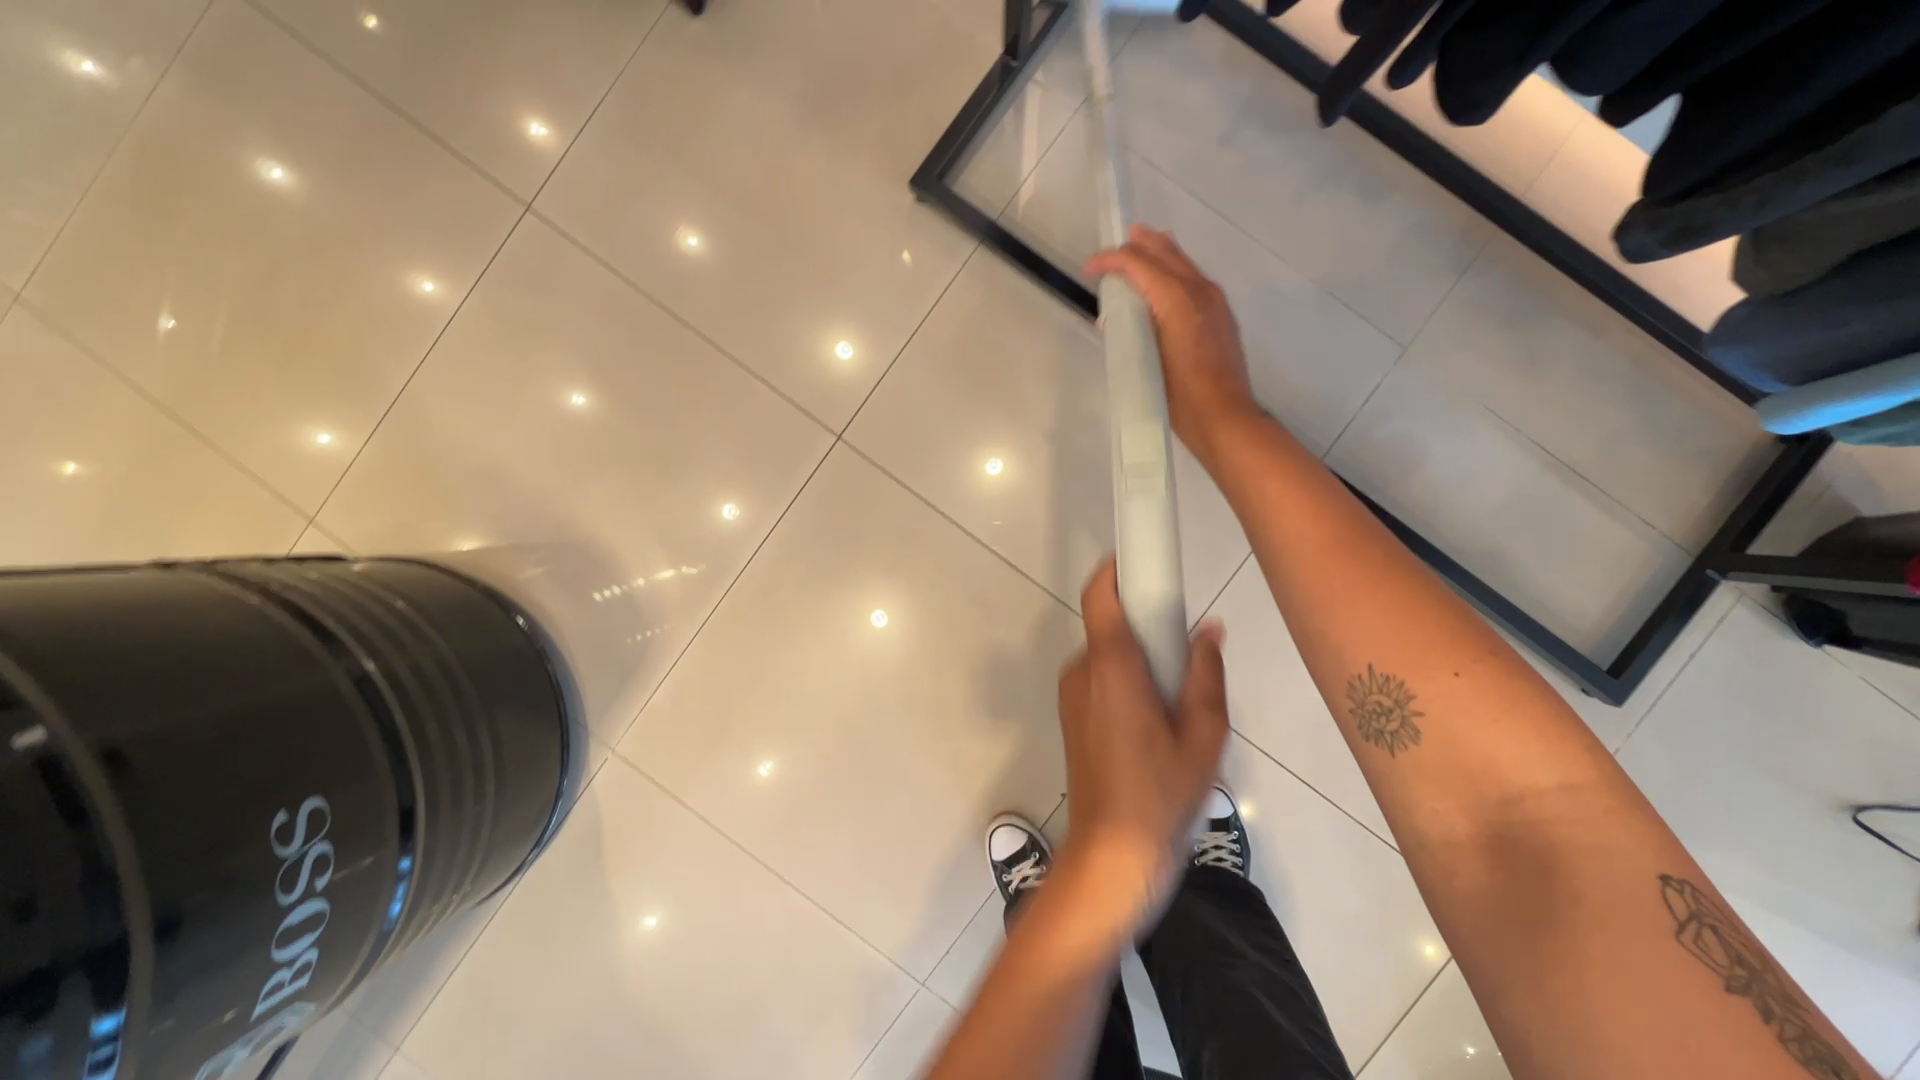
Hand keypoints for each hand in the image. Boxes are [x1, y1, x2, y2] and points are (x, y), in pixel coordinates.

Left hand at [1056, 559, 1230, 926]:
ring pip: (1110, 657)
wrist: (1111, 854)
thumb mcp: (1204, 735)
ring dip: (1141, 661)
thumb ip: (1204, 673)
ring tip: (1179, 706)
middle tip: (1188, 657)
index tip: (1147, 558)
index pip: (1101, 596)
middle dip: (1148, 627)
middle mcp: (1082, 673)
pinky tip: (1158, 725)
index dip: (1118, 569)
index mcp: (1112, 668)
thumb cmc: (1162, 794)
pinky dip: (1129, 684)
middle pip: (1112, 626)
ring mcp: (1072, 697)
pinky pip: (1102, 681)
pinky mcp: (1072, 718)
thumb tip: (1207, 628)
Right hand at [1085, 225, 1260, 463]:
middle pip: (1164, 252)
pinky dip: (1173, 271)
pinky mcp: (1222, 315)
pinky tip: (1164, 282)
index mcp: (1177, 299)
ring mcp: (1215, 301)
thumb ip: (1131, 330)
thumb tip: (1117, 318)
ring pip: (1182, 262)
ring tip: (1140, 247)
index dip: (1111, 260)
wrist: (1224, 418)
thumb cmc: (1180, 397)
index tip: (1090, 269)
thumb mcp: (1145, 361)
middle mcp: (1199, 290)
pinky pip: (1193, 278)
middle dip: (1137, 246)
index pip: (1139, 263)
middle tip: (1116, 247)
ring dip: (1158, 253)